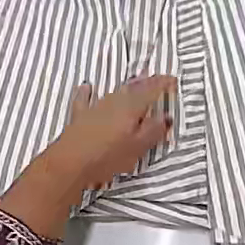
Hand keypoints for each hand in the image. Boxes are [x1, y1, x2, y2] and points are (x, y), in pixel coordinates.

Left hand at [42, 76, 175, 193]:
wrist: (70, 162)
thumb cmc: (108, 156)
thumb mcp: (138, 147)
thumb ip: (153, 130)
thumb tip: (166, 116)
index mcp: (132, 106)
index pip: (152, 89)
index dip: (164, 83)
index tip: (174, 81)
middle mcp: (114, 101)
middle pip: (133, 88)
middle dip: (147, 83)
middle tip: (157, 81)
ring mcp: (95, 107)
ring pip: (115, 92)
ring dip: (126, 88)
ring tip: (135, 83)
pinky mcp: (79, 116)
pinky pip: (85, 99)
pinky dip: (88, 92)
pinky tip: (86, 86)